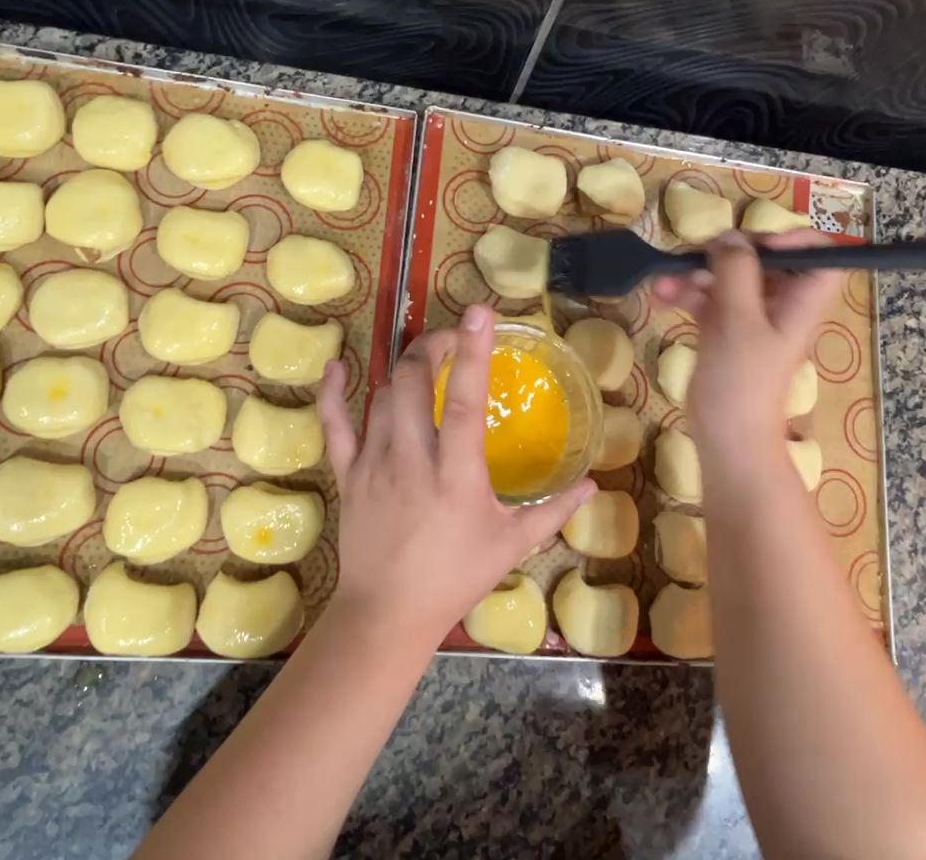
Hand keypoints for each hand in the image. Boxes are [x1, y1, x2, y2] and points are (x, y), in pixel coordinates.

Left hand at [315, 304, 592, 648]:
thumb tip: (592, 484)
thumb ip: (553, 510)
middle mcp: (411, 459)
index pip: (465, 402)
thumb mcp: (512, 545)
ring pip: (383, 396)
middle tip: (455, 339)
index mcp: (456, 475)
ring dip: (406, 370)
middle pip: (414, 382)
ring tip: (427, 362)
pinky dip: (334, 391)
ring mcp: (373, 463)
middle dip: (433, 346)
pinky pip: (334, 424)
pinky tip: (339, 366)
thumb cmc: (455, 577)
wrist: (388, 612)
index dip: (474, 353)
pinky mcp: (348, 473)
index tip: (480, 313)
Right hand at [651, 229, 844, 447]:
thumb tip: (728, 236)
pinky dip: (685, 293)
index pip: (819, 255)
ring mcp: (749, 317)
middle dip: (725, 253)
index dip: (794, 240)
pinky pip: (706, 298)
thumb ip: (736, 271)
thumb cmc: (743, 381)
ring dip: (695, 274)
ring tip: (663, 282)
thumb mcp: (740, 320)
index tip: (756, 243)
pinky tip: (660, 297)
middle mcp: (779, 304)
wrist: (726, 437)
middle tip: (698, 255)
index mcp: (800, 301)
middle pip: (763, 259)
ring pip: (727, 277)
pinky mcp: (721, 330)